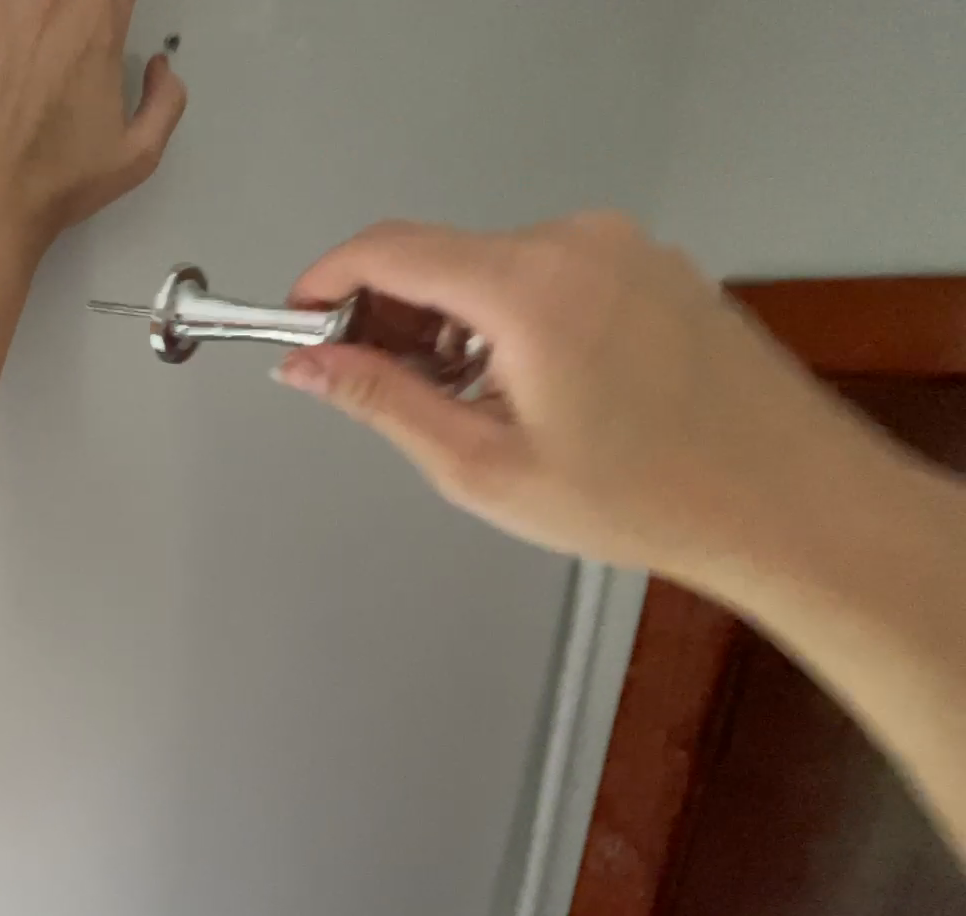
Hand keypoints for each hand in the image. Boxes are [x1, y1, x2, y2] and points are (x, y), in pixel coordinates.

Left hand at [0, 0, 187, 251]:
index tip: (109, 24)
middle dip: (71, 7)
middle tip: (67, 35)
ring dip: (26, 3)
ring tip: (29, 28)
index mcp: (94, 26)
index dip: (113, 7)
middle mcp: (44, 5)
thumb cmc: (58, 187)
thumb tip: (159, 67)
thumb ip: (166, 102)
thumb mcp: (138, 158)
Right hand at [272, 213, 898, 580]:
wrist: (788, 503)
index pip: (386, 250)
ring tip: (443, 397)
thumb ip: (378, 399)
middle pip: (430, 255)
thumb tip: (305, 366)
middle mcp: (577, 244)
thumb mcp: (475, 461)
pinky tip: (497, 379)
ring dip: (432, 320)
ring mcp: (619, 248)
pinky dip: (485, 315)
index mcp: (530, 288)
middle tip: (364, 383)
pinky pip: (529, 270)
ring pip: (476, 266)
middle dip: (377, 313)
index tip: (295, 322)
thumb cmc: (640, 495)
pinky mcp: (641, 264)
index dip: (323, 282)